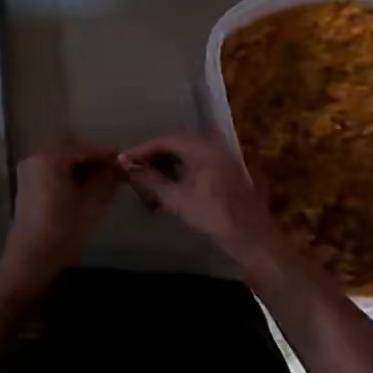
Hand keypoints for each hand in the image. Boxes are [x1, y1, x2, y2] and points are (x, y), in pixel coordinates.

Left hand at [4, 142, 122, 275]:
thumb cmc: (63, 230)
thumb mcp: (90, 204)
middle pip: (69, 148)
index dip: (104, 153)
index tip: (122, 158)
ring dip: (79, 164)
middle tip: (112, 169)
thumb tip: (121, 168)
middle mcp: (35, 158)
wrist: (31, 257)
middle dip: (91, 157)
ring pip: (59, 158)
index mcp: (49, 159)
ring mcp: (28, 170)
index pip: (82, 148)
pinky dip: (67, 172)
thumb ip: (107, 180)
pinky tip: (83, 186)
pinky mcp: (27, 183)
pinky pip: (51, 168)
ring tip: (102, 179)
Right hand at [117, 132, 278, 256]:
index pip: (165, 139)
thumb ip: (151, 180)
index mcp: (202, 147)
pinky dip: (182, 164)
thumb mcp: (176, 198)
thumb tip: (130, 169)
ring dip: (168, 159)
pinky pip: (199, 156)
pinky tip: (172, 178)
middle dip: (154, 153)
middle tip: (135, 165)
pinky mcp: (228, 166)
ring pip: (188, 149)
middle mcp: (214, 144)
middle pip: (177, 141)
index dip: (142, 149)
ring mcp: (223, 154)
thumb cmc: (211, 214)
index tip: (124, 159)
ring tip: (150, 173)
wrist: (248, 233)